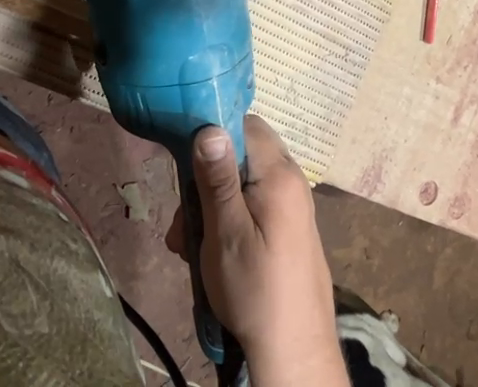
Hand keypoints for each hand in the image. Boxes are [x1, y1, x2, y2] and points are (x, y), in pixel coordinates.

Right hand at [175, 116, 347, 384]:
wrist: (294, 353)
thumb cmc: (254, 289)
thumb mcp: (225, 232)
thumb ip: (217, 178)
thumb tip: (209, 126)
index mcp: (279, 175)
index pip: (244, 125)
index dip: (211, 134)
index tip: (183, 160)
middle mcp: (291, 182)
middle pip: (241, 154)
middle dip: (205, 178)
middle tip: (182, 215)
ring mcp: (292, 207)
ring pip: (242, 183)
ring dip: (210, 205)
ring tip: (186, 242)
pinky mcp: (288, 230)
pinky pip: (252, 207)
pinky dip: (227, 220)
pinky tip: (206, 251)